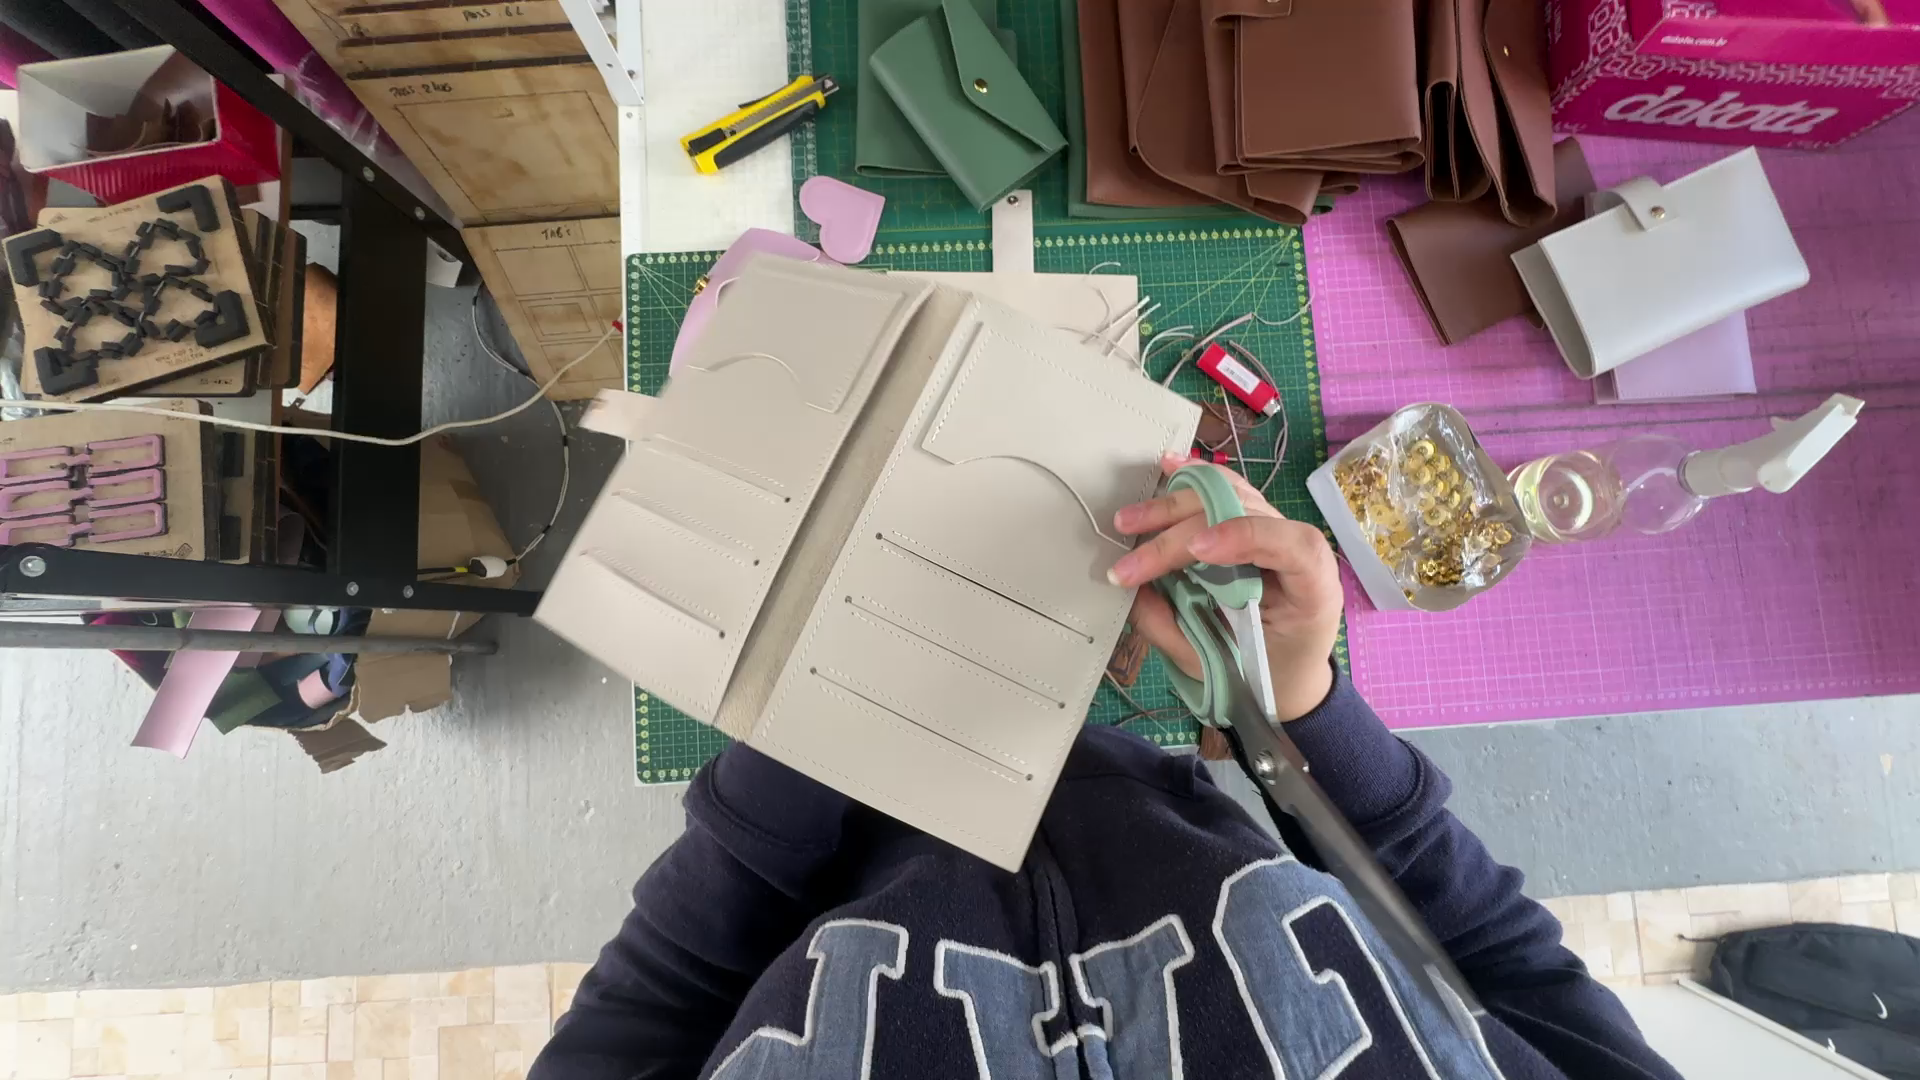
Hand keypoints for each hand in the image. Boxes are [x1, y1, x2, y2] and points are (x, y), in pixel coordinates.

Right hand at [1107, 455, 1342, 722]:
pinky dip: (1193, 481)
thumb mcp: (1219, 667)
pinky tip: (1166, 468)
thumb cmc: (1262, 674)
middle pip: (1242, 517)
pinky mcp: (1248, 525)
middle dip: (1178, 535)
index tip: (1197, 550)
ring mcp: (1273, 530)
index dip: (1245, 536)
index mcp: (1312, 590)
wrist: (1286, 673)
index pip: (1294, 546)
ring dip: (1173, 507)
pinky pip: (1225, 492)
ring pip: (1227, 498)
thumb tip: (1135, 591)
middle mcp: (1297, 549)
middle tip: (1130, 563)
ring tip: (1128, 522)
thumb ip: (1176, 630)